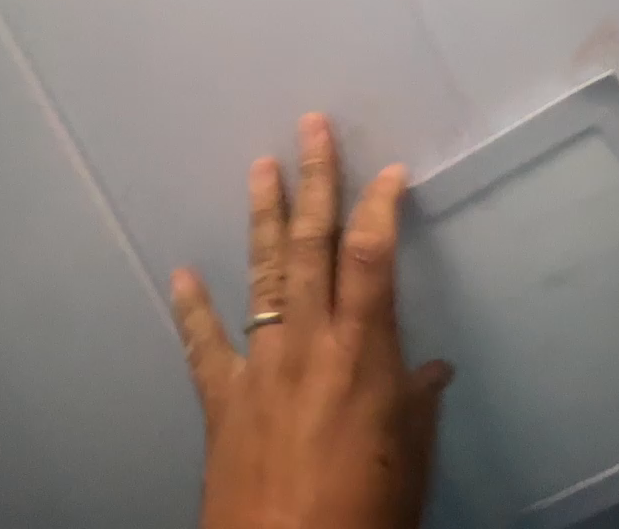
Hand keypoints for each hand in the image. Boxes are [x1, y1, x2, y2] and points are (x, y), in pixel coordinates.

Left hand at [171, 114, 453, 528]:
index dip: (381, 206)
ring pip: (263, 274)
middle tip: (310, 128)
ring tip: (260, 168)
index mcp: (362, 350)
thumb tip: (437, 372)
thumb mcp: (411, 457)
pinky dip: (192, 309)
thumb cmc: (365, 512)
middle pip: (311, 245)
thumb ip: (419, 404)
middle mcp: (309, 341)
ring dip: (262, 217)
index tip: (389, 170)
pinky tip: (181, 273)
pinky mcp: (224, 398)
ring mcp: (261, 364)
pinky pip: (205, 345)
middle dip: (314, 181)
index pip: (373, 256)